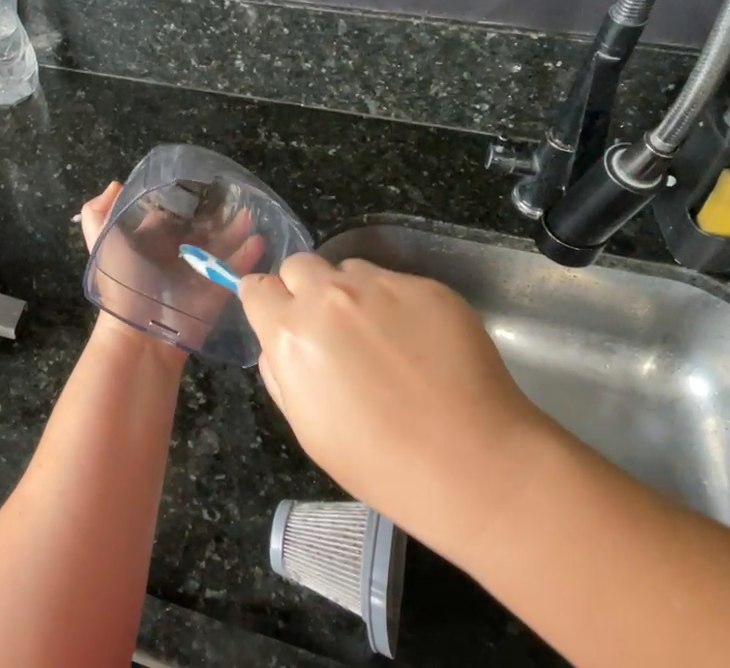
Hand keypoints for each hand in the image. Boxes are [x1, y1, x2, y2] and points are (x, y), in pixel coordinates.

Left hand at [78, 181, 263, 355]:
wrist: (138, 333)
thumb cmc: (120, 284)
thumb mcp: (102, 243)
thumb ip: (97, 214)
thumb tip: (116, 184)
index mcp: (154, 241)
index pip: (173, 215)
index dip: (186, 200)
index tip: (205, 182)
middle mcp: (177, 254)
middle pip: (202, 229)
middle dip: (219, 214)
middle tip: (237, 196)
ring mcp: (198, 273)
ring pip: (222, 247)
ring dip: (237, 231)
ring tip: (251, 214)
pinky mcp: (214, 292)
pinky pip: (233, 271)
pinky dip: (247, 257)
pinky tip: (259, 240)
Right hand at [237, 255, 553, 536]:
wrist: (472, 463)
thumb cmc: (380, 462)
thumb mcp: (307, 429)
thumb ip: (281, 374)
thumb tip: (279, 346)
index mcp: (291, 333)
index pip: (257, 288)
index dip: (267, 304)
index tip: (280, 320)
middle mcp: (330, 297)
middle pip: (300, 266)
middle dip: (306, 290)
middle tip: (331, 330)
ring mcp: (382, 287)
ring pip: (350, 270)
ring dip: (353, 295)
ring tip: (383, 341)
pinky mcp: (427, 287)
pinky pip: (397, 283)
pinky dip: (399, 306)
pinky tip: (422, 346)